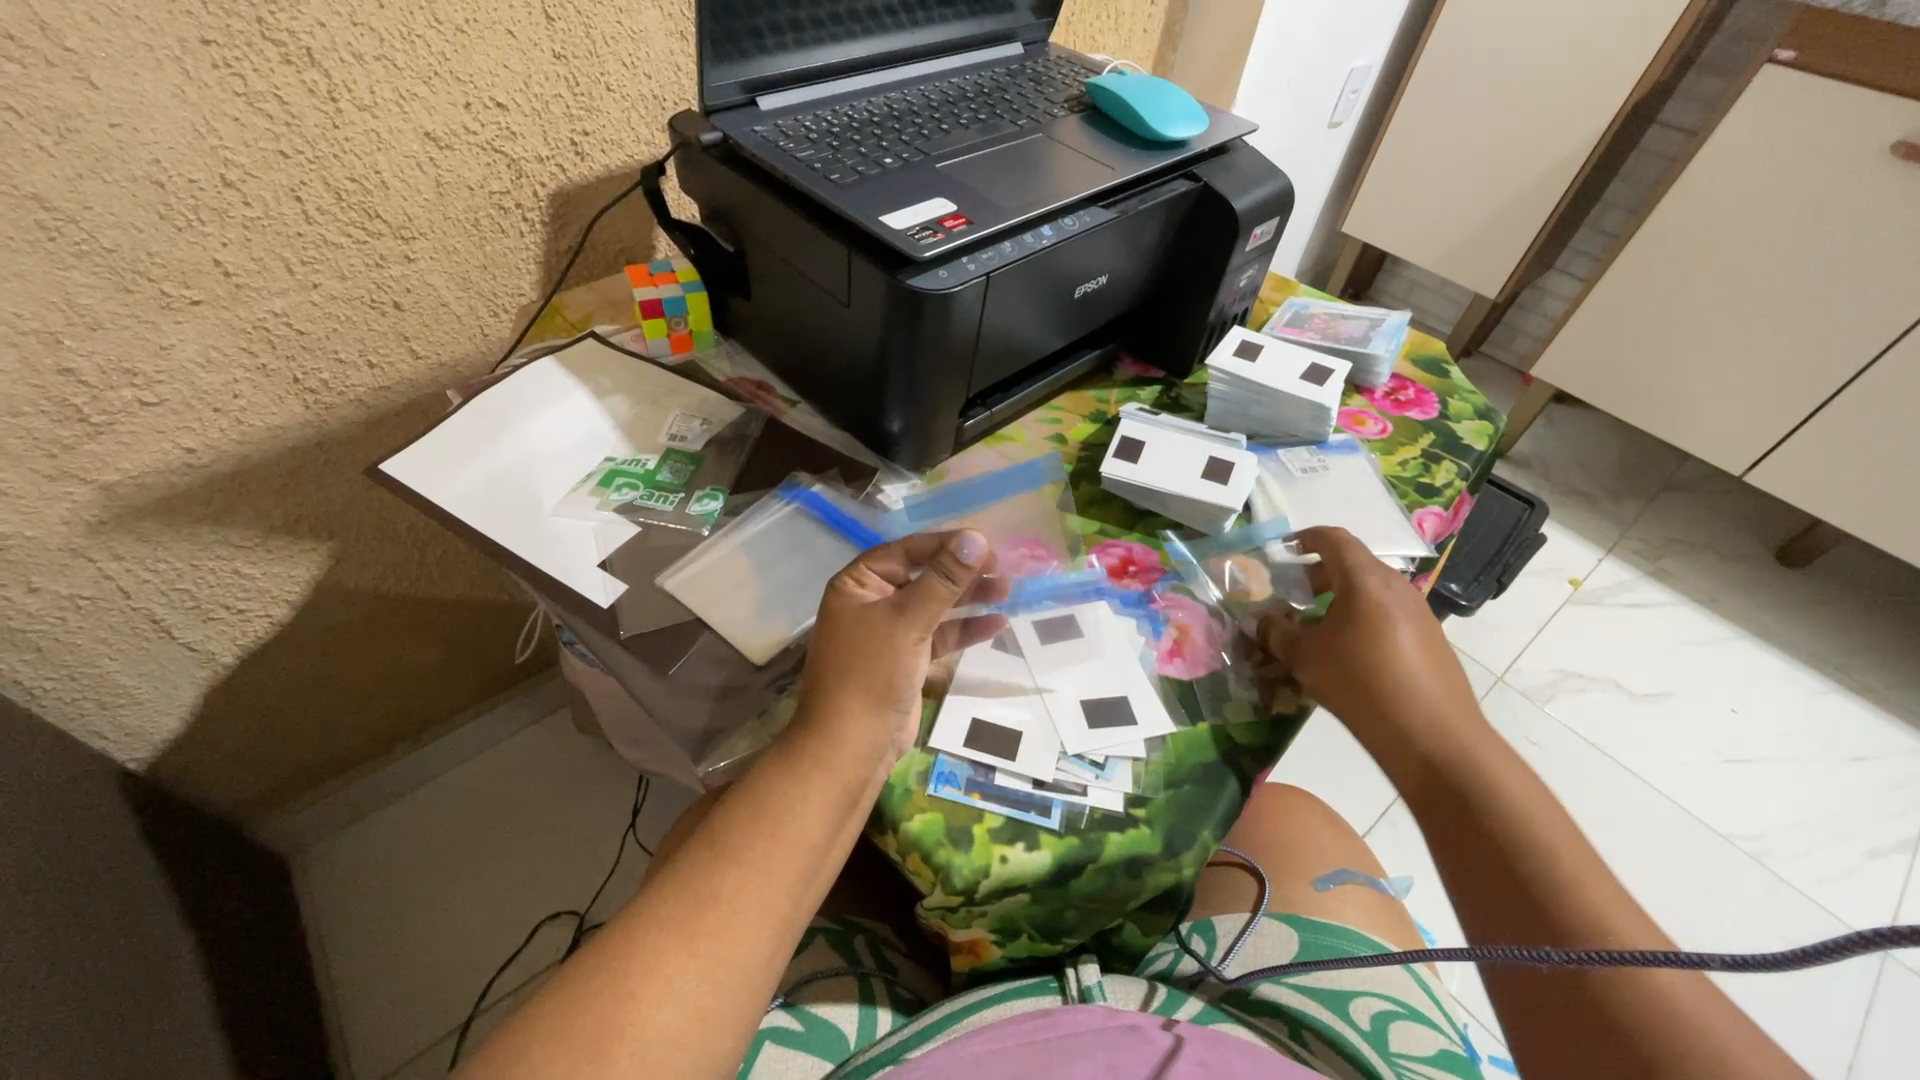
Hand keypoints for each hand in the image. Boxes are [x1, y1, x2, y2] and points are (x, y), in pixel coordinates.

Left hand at [795, 530, 1008, 762]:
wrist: (851, 745)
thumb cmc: (871, 673)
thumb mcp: (908, 620)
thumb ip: (944, 579)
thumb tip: (976, 538)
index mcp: (859, 584)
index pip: (907, 551)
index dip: (946, 545)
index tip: (987, 543)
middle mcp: (872, 602)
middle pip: (923, 576)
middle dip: (962, 573)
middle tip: (1002, 570)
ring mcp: (890, 632)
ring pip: (935, 606)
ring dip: (968, 598)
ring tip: (1006, 591)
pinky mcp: (906, 660)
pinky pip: (939, 636)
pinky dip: (965, 630)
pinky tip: (997, 624)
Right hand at [1256, 527, 1481, 739]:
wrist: (1431, 734)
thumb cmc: (1360, 683)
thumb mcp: (1304, 657)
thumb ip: (1276, 632)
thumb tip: (1260, 622)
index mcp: (1365, 580)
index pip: (1334, 539)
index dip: (1306, 538)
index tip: (1284, 549)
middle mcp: (1396, 586)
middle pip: (1353, 564)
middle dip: (1318, 574)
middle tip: (1292, 595)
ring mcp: (1418, 611)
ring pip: (1370, 590)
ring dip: (1339, 599)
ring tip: (1315, 628)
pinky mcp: (1430, 637)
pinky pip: (1387, 612)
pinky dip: (1360, 617)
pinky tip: (1346, 652)